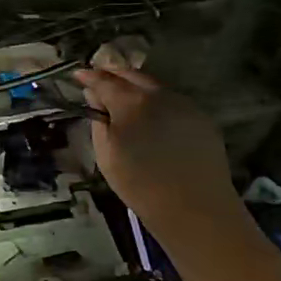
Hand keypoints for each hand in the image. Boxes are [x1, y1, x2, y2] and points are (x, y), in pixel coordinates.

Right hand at [74, 66, 241, 238]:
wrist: (193, 207)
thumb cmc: (140, 184)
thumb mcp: (106, 154)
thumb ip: (99, 120)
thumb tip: (95, 97)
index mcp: (131, 102)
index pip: (105, 80)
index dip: (90, 76)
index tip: (79, 74)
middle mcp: (159, 94)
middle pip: (133, 75)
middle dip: (114, 74)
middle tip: (101, 79)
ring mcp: (184, 104)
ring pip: (155, 86)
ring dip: (137, 86)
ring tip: (125, 95)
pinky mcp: (201, 117)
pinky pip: (173, 101)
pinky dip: (157, 101)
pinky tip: (153, 116)